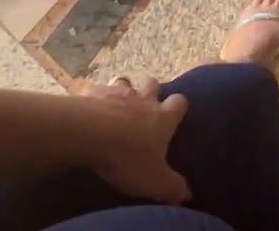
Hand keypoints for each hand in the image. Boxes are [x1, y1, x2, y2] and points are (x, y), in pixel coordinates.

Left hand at [80, 78, 190, 203]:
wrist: (91, 134)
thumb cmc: (128, 157)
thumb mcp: (155, 181)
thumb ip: (173, 186)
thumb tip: (187, 194)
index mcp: (162, 117)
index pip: (179, 103)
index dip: (178, 107)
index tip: (175, 115)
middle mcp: (144, 99)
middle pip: (153, 85)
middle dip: (151, 92)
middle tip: (144, 108)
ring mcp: (119, 92)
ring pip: (126, 83)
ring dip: (124, 92)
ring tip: (117, 106)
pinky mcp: (95, 92)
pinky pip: (98, 89)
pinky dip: (97, 97)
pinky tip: (91, 107)